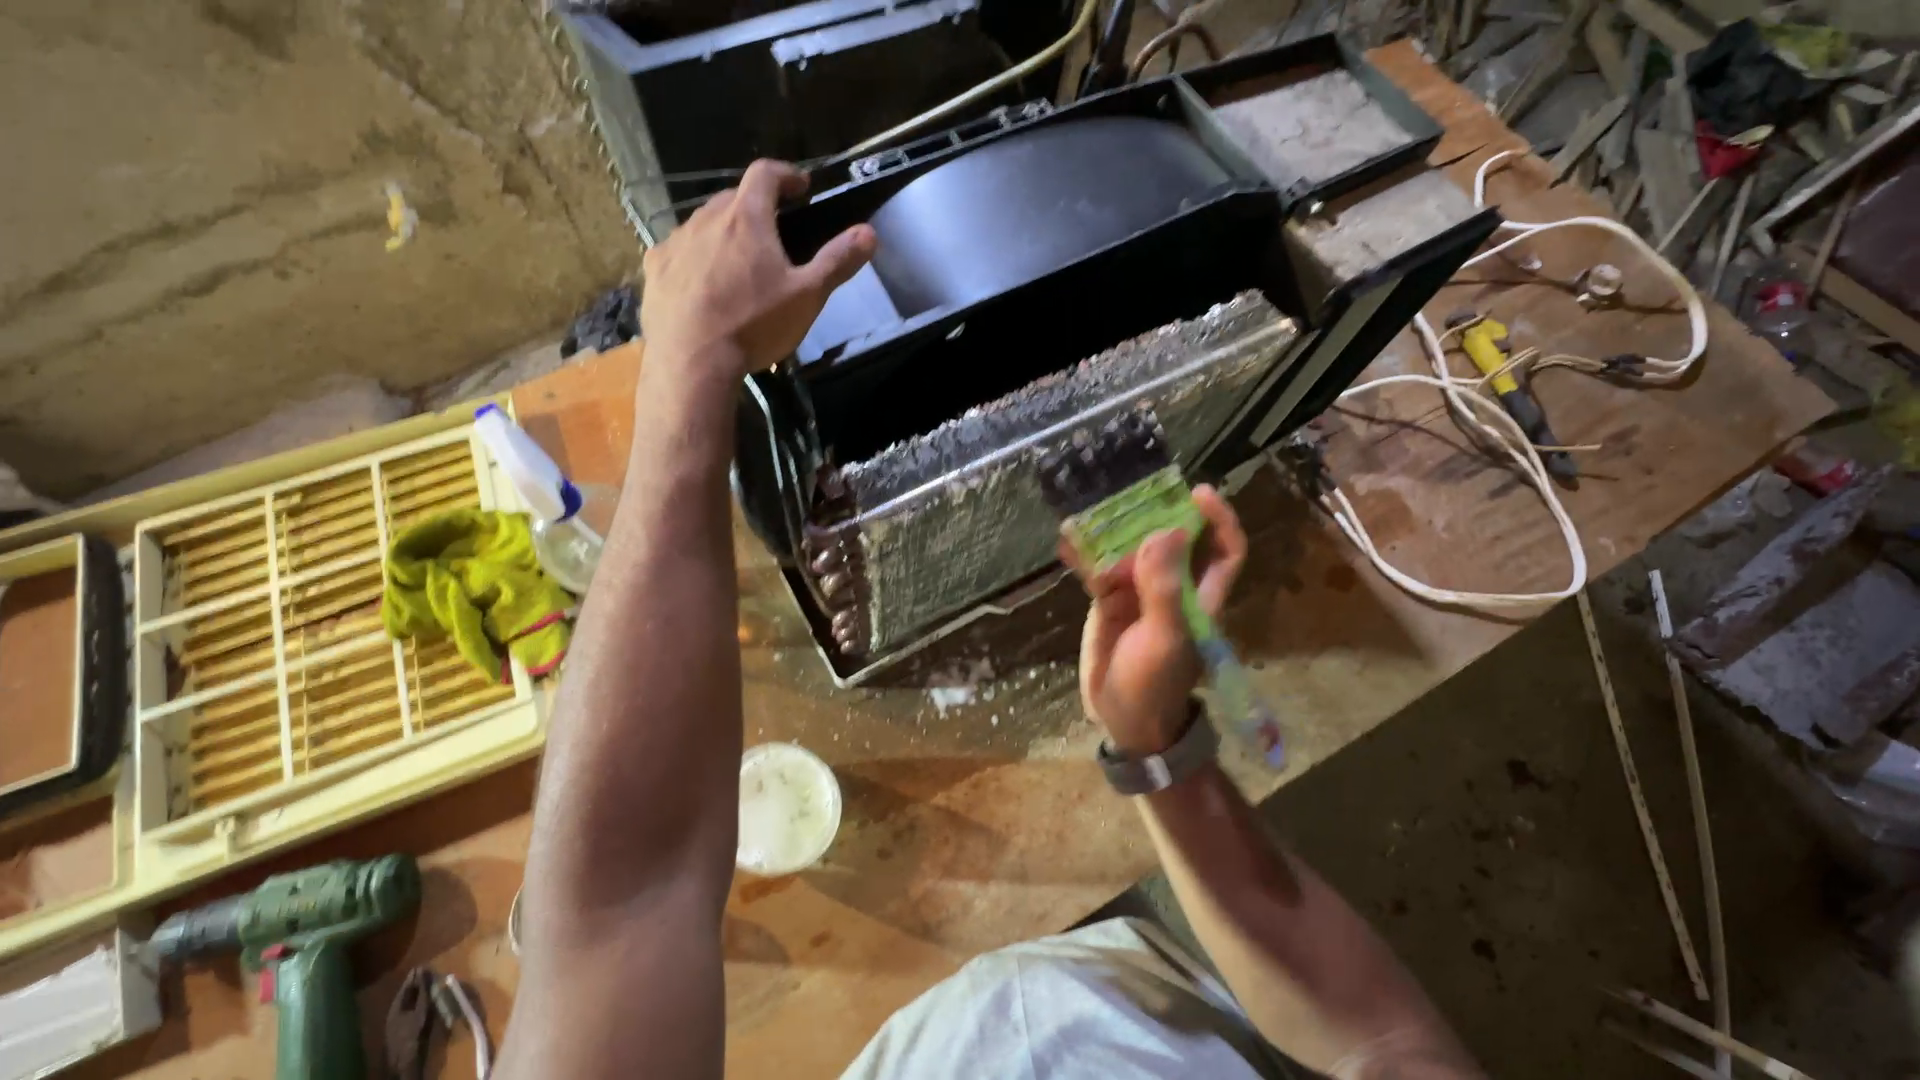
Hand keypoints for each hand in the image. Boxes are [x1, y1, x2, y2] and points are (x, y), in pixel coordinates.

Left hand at [639, 159, 876, 378]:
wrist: (692, 362)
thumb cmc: (754, 325)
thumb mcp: (807, 296)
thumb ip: (837, 262)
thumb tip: (869, 233)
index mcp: (747, 219)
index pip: (764, 174)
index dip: (785, 175)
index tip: (799, 187)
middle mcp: (706, 220)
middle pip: (732, 198)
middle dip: (755, 207)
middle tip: (772, 231)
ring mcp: (675, 243)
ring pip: (703, 224)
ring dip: (722, 232)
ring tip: (737, 262)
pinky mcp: (654, 270)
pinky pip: (678, 251)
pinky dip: (695, 257)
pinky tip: (702, 283)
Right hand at [1060, 485, 1246, 756]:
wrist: (1123, 717)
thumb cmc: (1156, 683)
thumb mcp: (1166, 636)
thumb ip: (1164, 586)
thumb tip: (1164, 531)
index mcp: (1200, 595)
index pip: (1224, 550)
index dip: (1218, 520)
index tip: (1198, 493)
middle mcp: (1173, 586)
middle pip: (1173, 539)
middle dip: (1156, 513)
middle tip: (1132, 491)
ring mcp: (1139, 592)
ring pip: (1131, 549)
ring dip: (1113, 530)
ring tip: (1091, 512)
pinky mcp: (1108, 601)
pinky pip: (1098, 568)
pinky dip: (1085, 554)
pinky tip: (1068, 542)